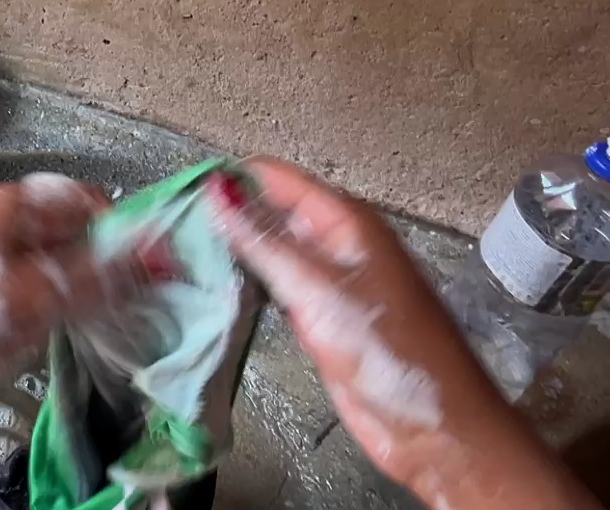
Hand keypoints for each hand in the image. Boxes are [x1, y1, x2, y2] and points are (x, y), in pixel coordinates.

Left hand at [0, 172, 139, 413]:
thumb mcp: (41, 295)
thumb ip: (103, 275)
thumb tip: (157, 255)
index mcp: (16, 204)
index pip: (86, 199)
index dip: (121, 228)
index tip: (151, 265)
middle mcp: (8, 220)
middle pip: (74, 228)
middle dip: (108, 258)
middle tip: (140, 295)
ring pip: (60, 259)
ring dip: (89, 283)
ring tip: (118, 314)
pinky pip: (42, 284)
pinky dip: (65, 300)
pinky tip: (81, 326)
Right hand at [208, 158, 597, 509]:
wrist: (435, 431)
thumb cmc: (387, 349)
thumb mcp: (315, 287)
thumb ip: (261, 239)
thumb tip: (216, 189)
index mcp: (345, 220)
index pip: (277, 178)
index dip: (233, 179)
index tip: (184, 189)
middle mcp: (335, 240)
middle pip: (271, 209)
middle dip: (228, 211)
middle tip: (174, 220)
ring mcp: (326, 277)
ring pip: (269, 245)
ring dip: (234, 245)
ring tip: (183, 245)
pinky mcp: (318, 311)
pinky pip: (274, 280)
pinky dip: (247, 277)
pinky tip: (213, 280)